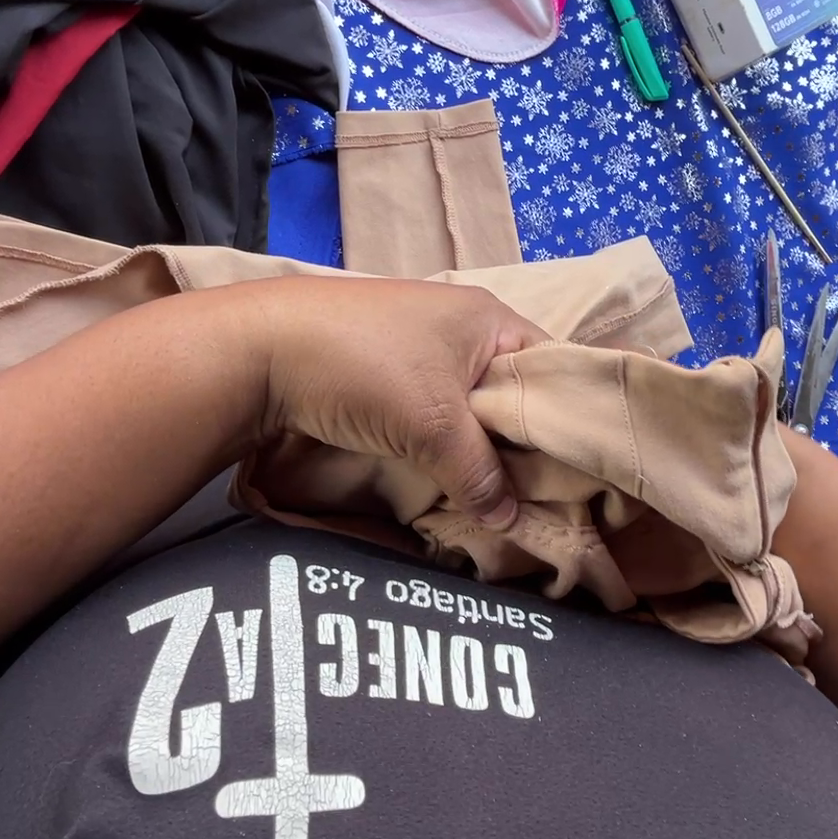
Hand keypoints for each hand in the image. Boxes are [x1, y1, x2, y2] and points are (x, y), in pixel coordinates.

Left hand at [248, 277, 549, 527]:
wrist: (261, 350)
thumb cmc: (365, 368)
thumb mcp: (434, 425)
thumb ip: (481, 473)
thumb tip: (510, 519)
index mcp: (490, 319)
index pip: (554, 370)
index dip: (568, 421)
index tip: (576, 476)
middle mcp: (464, 327)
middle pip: (514, 395)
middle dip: (521, 446)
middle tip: (538, 500)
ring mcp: (424, 349)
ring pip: (473, 411)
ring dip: (478, 452)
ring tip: (495, 499)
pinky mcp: (391, 374)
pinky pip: (438, 416)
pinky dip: (445, 447)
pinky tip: (450, 481)